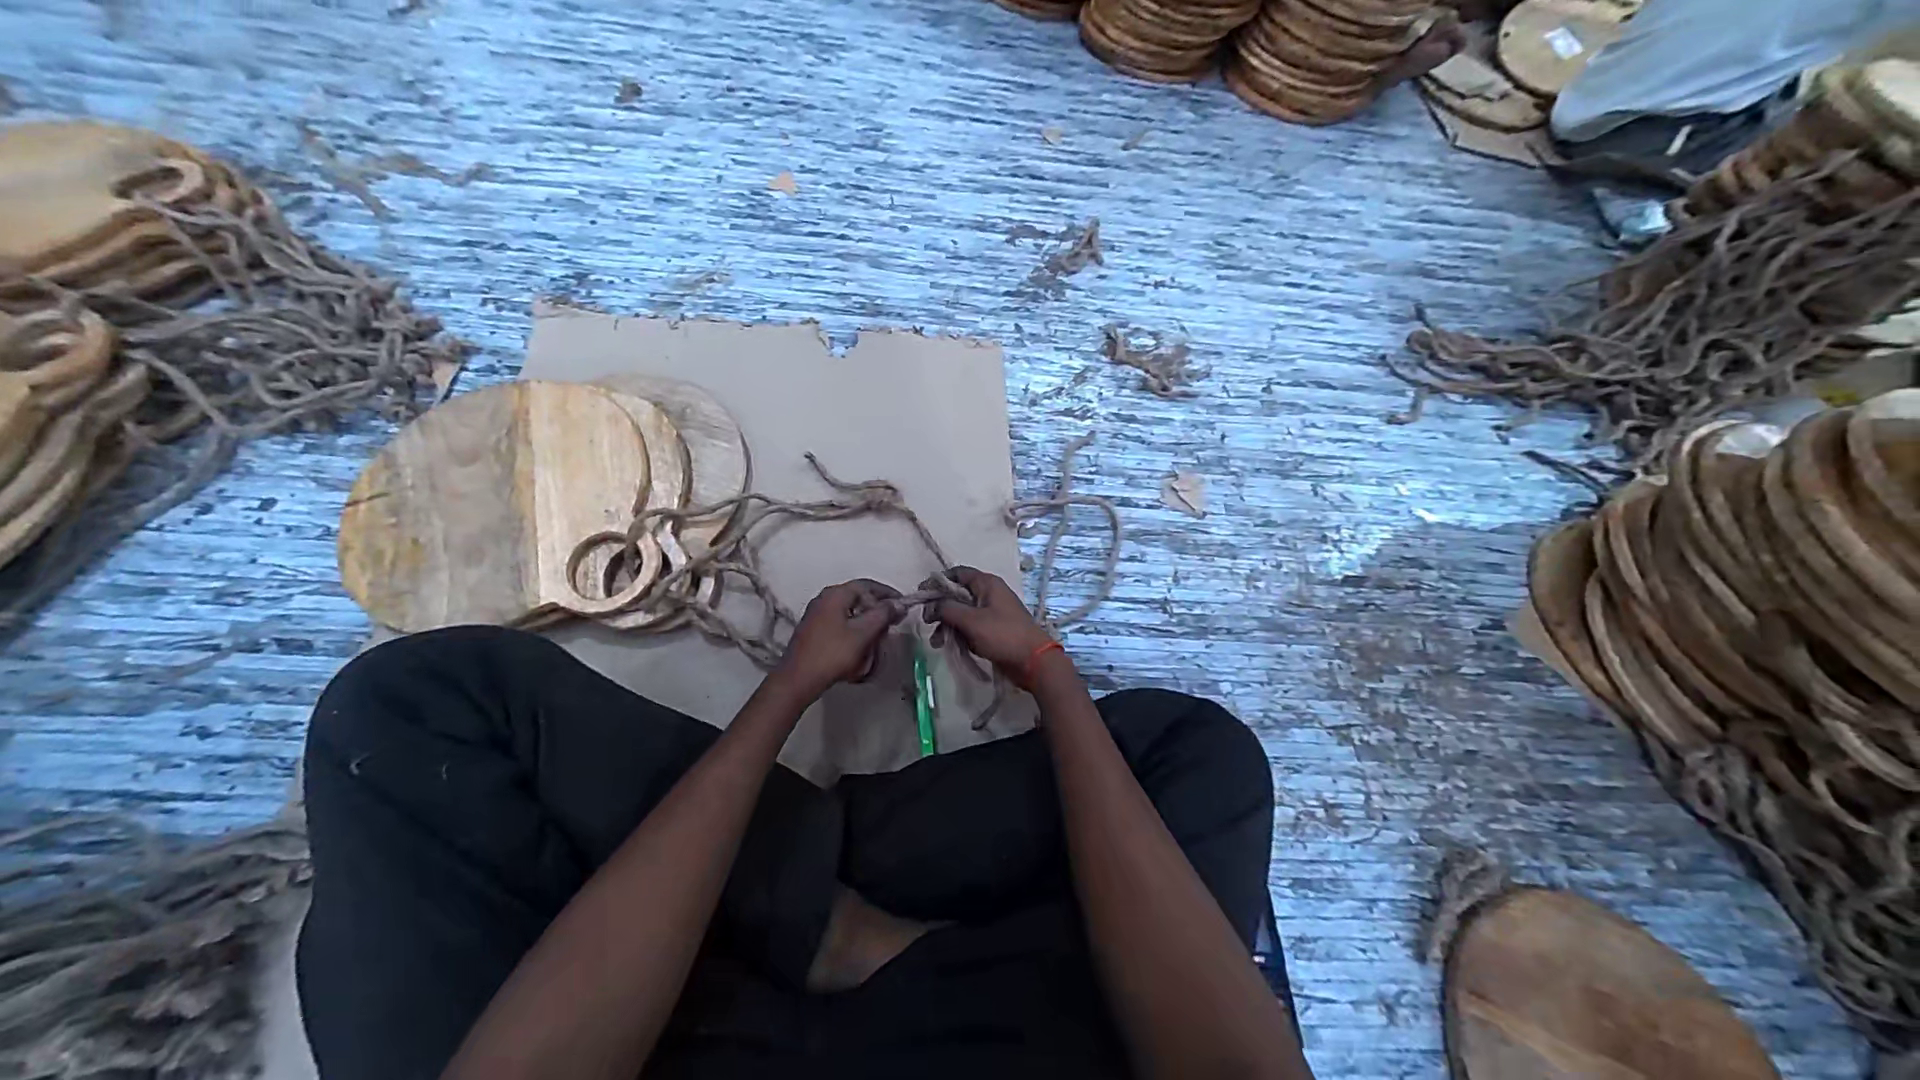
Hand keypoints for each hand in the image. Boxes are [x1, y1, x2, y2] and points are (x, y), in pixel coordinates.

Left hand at [774, 579, 903, 700]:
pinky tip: (860, 648)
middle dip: (877, 611)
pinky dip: (854, 633)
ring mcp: (816, 616)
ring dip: (866, 624)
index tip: (903, 606)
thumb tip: (898, 603)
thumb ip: (883, 614)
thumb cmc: (833, 653)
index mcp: (835, 594)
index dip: (888, 594)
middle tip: (891, 624)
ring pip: (849, 613)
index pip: (867, 585)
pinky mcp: (813, 632)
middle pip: (858, 598)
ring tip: (877, 639)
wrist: (799, 679)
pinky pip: (840, 625)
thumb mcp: (863, 633)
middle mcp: (824, 599)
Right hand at [924, 566, 1059, 681]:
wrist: (1033, 661)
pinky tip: (951, 646)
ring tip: (938, 642)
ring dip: (948, 625)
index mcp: (986, 584)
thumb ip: (946, 609)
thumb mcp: (971, 620)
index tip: (922, 597)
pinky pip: (971, 626)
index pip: (957, 573)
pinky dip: (960, 634)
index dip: (938, 582)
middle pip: (957, 594)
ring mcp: (992, 612)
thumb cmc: (1003, 635)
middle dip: (940, 609)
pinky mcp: (993, 629)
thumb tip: (929, 605)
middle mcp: (989, 594)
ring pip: (962, 613)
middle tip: (928, 623)